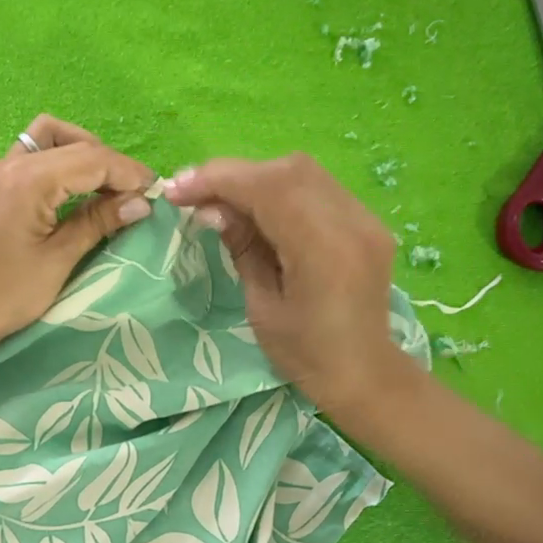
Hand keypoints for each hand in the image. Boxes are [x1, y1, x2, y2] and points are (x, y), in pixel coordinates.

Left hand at [0, 115, 155, 345]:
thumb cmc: (9, 295)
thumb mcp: (59, 259)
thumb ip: (98, 222)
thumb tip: (141, 203)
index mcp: (27, 181)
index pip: (90, 160)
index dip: (127, 172)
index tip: (154, 191)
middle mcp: (9, 164)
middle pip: (74, 144)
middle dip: (110, 164)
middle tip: (135, 194)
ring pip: (50, 137)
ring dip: (83, 153)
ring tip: (106, 187)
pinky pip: (33, 154)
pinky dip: (60, 161)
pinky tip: (76, 190)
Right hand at [162, 154, 408, 413]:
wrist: (362, 371)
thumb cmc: (305, 354)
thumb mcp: (262, 306)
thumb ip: (243, 249)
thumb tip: (213, 210)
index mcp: (323, 250)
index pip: (268, 189)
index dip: (218, 180)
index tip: (177, 190)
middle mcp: (350, 222)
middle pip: (287, 171)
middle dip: (234, 175)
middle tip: (193, 194)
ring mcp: (364, 218)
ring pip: (304, 173)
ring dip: (256, 179)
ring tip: (220, 200)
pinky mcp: (366, 222)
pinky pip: (318, 189)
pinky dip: (281, 190)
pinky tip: (257, 209)